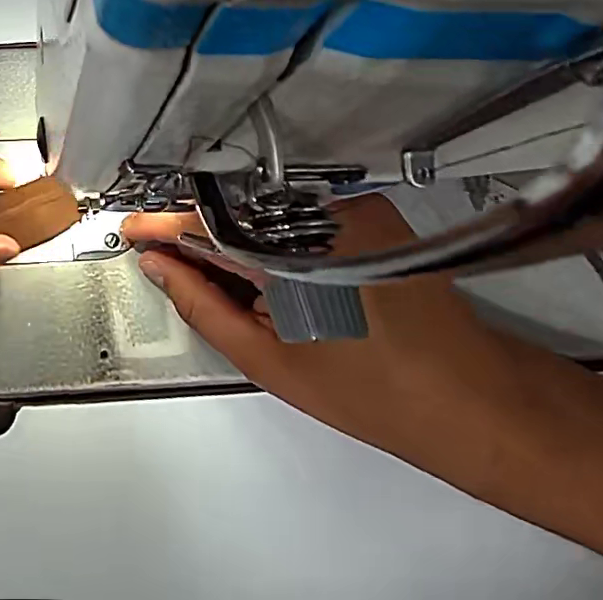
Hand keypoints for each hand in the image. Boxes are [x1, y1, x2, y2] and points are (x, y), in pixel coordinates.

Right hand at [125, 195, 548, 463]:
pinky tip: (272, 266)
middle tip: (170, 261)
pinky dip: (272, 230)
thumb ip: (200, 303)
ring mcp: (350, 205)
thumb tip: (158, 265)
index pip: (204, 223)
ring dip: (235, 232)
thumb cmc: (372, 392)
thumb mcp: (267, 358)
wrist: (470, 396)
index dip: (160, 226)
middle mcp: (321, 214)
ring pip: (263, 208)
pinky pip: (297, 209)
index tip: (132, 230)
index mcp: (290, 252)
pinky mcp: (368, 206)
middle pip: (232, 210)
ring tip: (229, 276)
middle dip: (196, 233)